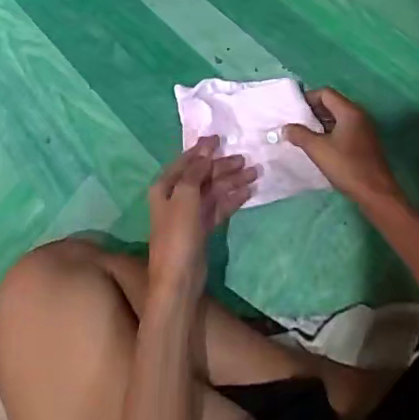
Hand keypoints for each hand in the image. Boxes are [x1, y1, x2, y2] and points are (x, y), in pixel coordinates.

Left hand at [147, 137, 255, 297]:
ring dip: (231, 181)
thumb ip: (194, 173)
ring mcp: (189, 213)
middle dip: (222, 166)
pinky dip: (231, 199)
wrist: (178, 281)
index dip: (202, 149)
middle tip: (245, 159)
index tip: (219, 138)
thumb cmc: (177, 235)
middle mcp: (175, 196)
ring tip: (254, 173)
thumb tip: (205, 153)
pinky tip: (248, 192)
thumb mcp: (184, 198)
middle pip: (201, 175)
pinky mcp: (201, 228)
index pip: (185, 161)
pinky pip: (217, 207)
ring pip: (212, 190)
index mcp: (165, 186)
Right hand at [282, 88, 402, 205]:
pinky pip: (345, 129)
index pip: (325, 93)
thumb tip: (286, 128)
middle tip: (297, 123)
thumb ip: (299, 134)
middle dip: (313, 111)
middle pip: (332, 104)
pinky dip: (331, 133)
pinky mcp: (366, 144)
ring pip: (338, 118)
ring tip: (305, 135)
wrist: (377, 195)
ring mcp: (365, 130)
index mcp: (349, 112)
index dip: (308, 98)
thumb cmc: (347, 167)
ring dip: (321, 123)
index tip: (294, 112)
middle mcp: (359, 116)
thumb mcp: (317, 149)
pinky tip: (321, 147)